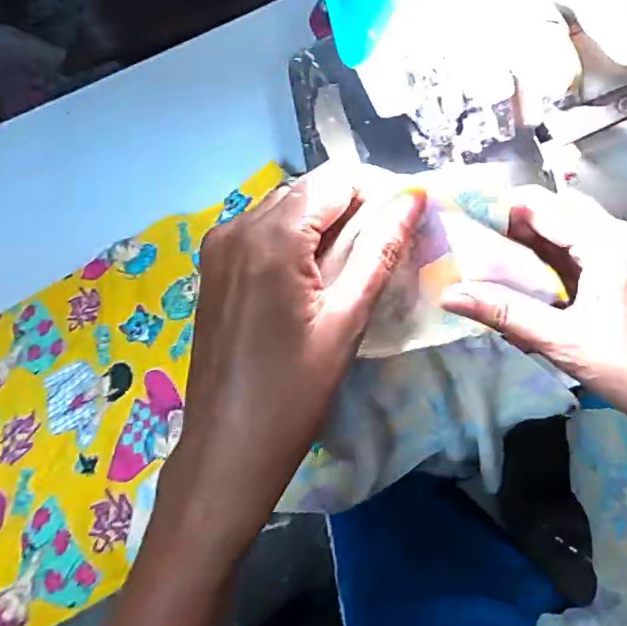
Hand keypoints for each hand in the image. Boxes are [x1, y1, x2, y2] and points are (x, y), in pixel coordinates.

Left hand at [150, 165, 424, 562]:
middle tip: (386, 245)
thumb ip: (380, 249)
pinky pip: (262, 232)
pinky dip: (294, 240)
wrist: (228, 446)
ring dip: (323, 223)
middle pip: (308, 191)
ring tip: (355, 263)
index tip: (405, 220)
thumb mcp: (348, 318)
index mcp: (271, 235)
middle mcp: (237, 226)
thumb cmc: (295, 390)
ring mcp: (219, 245)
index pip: (335, 179)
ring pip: (285, 208)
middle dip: (351, 206)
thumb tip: (413, 196)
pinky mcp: (213, 266)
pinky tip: (314, 276)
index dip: (376, 190)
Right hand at [440, 186, 626, 443]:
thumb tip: (449, 294)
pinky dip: (556, 265)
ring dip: (532, 248)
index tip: (459, 220)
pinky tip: (529, 286)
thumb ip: (504, 313)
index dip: (497, 209)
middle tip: (468, 246)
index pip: (542, 205)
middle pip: (556, 214)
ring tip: (489, 265)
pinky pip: (587, 254)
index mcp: (611, 241)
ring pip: (571, 234)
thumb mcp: (565, 342)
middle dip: (511, 228)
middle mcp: (624, 234)